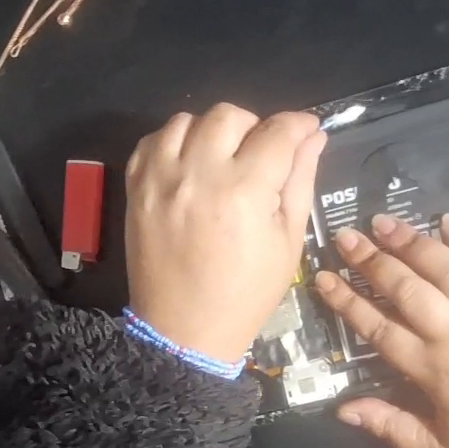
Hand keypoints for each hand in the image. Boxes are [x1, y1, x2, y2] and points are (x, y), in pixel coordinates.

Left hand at [125, 104, 326, 362]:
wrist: (184, 332)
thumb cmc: (245, 294)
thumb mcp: (288, 244)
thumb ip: (300, 183)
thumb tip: (313, 137)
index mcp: (244, 193)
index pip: (277, 133)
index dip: (299, 124)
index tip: (307, 129)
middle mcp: (198, 175)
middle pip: (229, 115)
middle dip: (254, 127)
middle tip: (260, 156)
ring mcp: (160, 179)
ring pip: (187, 120)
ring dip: (211, 132)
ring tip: (221, 161)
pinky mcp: (135, 187)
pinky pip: (153, 139)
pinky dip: (175, 142)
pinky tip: (189, 167)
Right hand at [314, 214, 448, 447]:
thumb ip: (393, 429)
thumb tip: (344, 410)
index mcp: (434, 370)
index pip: (379, 328)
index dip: (348, 301)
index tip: (324, 278)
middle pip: (408, 289)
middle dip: (373, 261)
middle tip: (346, 237)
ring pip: (448, 269)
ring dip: (413, 243)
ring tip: (384, 222)